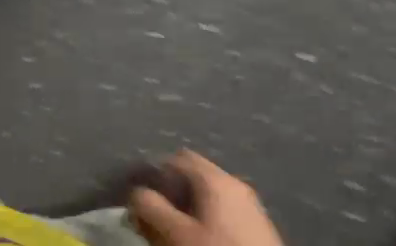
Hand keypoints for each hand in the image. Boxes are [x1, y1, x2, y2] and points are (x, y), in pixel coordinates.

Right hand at [130, 152, 283, 245]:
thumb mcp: (175, 232)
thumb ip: (149, 205)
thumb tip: (136, 192)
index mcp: (216, 178)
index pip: (175, 157)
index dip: (154, 174)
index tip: (144, 197)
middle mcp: (235, 183)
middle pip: (192, 177)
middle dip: (171, 193)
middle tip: (158, 215)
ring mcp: (252, 206)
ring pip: (208, 197)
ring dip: (188, 209)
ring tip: (178, 230)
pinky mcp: (260, 228)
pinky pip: (224, 213)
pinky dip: (207, 220)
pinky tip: (202, 238)